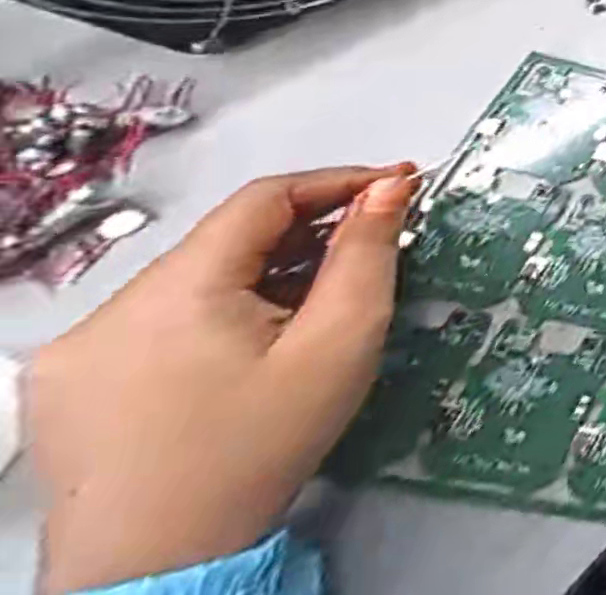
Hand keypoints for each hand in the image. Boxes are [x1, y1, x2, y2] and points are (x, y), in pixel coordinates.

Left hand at [30, 164, 415, 593]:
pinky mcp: (73, 381)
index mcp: (174, 293)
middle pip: (230, 238)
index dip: (339, 181)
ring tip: (330, 296)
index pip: (263, 199)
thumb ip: (368, 253)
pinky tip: (267, 337)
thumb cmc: (267, 439)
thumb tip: (391, 187)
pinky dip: (232, 303)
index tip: (400, 182)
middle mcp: (109, 310)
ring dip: (274, 269)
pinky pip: (169, 313)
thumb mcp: (341, 338)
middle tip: (380, 237)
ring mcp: (78, 349)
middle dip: (312, 230)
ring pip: (201, 275)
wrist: (164, 561)